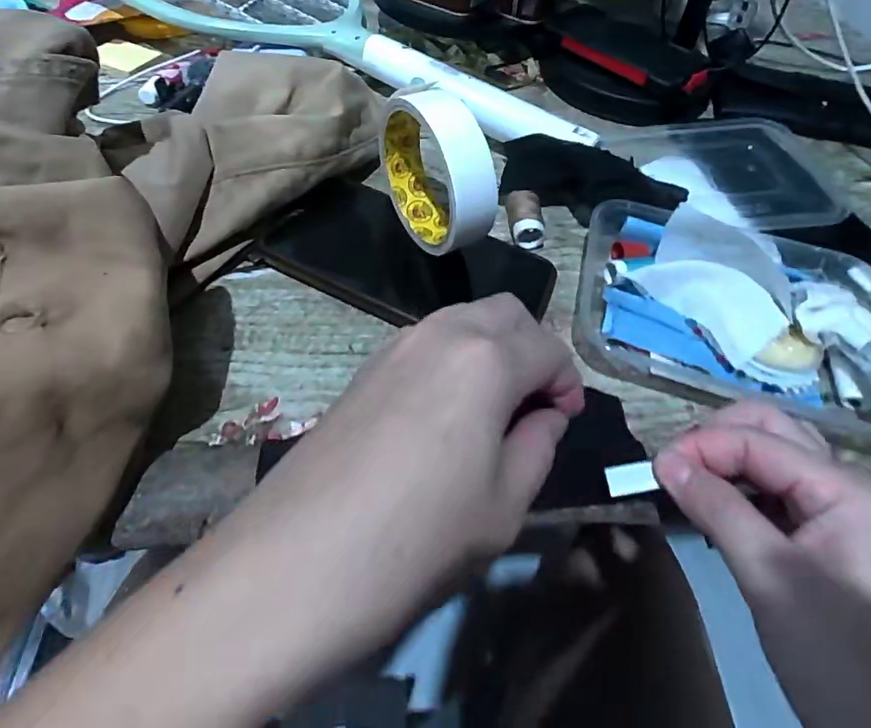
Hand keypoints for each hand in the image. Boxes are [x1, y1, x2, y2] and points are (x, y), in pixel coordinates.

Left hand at [0, 294, 583, 727]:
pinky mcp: (365, 366)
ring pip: (463, 319)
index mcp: (487, 358)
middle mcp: (442, 332)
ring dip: (491, 349)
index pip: (549, 347)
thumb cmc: (422, 536)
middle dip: (532, 348)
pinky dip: (453, 358)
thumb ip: (538, 446)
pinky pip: (426, 341)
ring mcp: (396, 344)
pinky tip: (442, 414)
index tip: (564, 419)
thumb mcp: (504, 504)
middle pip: (506, 312)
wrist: (302, 558)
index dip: (568, 382)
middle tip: (532, 405)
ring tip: (489, 410)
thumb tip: (546, 415)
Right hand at [654, 402, 870, 727]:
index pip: (757, 438)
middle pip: (772, 432)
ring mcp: (848, 516)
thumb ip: (716, 508)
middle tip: (676, 470)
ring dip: (731, 464)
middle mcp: (849, 488)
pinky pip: (785, 497)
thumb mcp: (768, 577)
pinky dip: (748, 493)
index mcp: (844, 487)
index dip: (702, 445)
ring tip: (693, 490)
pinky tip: (724, 517)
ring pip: (778, 461)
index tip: (654, 469)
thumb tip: (664, 460)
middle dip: (718, 440)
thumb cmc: (839, 658)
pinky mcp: (839, 546)